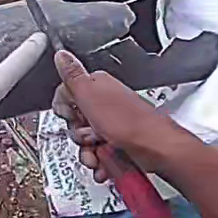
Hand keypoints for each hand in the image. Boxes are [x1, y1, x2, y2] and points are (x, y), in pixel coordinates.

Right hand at [53, 50, 206, 179]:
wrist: (157, 149)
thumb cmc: (130, 122)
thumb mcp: (90, 95)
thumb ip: (72, 75)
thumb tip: (61, 54)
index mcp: (97, 86)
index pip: (66, 96)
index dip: (66, 109)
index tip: (74, 114)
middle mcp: (104, 104)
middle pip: (73, 122)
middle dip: (78, 134)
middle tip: (90, 134)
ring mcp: (111, 126)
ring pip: (84, 142)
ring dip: (87, 152)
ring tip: (99, 153)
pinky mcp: (117, 144)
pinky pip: (97, 154)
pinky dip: (99, 162)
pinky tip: (104, 163)